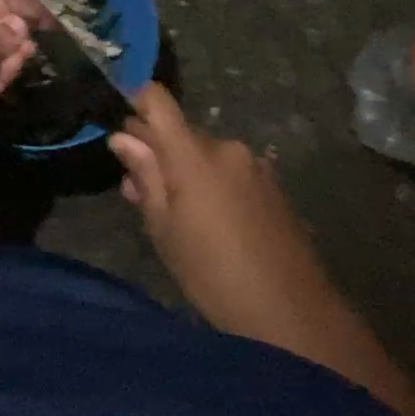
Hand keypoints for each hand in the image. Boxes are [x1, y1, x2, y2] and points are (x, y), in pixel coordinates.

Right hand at [106, 84, 332, 337]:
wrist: (294, 315)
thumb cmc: (212, 273)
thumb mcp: (164, 228)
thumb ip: (144, 176)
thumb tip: (122, 138)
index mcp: (193, 153)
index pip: (157, 100)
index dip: (135, 102)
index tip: (120, 126)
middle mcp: (225, 147)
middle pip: (179, 132)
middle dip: (156, 151)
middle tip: (137, 191)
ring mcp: (255, 165)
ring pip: (204, 154)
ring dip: (184, 171)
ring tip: (174, 214)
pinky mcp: (273, 186)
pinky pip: (230, 171)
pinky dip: (212, 184)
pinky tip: (211, 223)